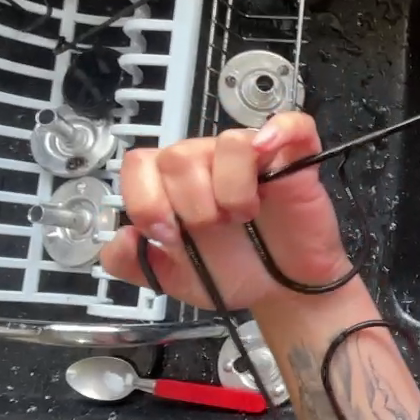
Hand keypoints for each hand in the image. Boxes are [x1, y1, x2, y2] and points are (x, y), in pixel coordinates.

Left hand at [101, 112, 352, 310]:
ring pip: (229, 142)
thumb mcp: (170, 278)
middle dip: (191, 203)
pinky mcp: (297, 163)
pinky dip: (279, 129)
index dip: (146, 199)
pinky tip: (267, 150)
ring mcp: (256, 160)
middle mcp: (212, 165)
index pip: (142, 164)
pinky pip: (293, 125)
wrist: (283, 294)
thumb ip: (130, 262)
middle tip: (213, 230)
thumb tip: (122, 234)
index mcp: (176, 185)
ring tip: (244, 215)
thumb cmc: (235, 277)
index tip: (168, 235)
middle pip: (180, 155)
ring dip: (231, 187)